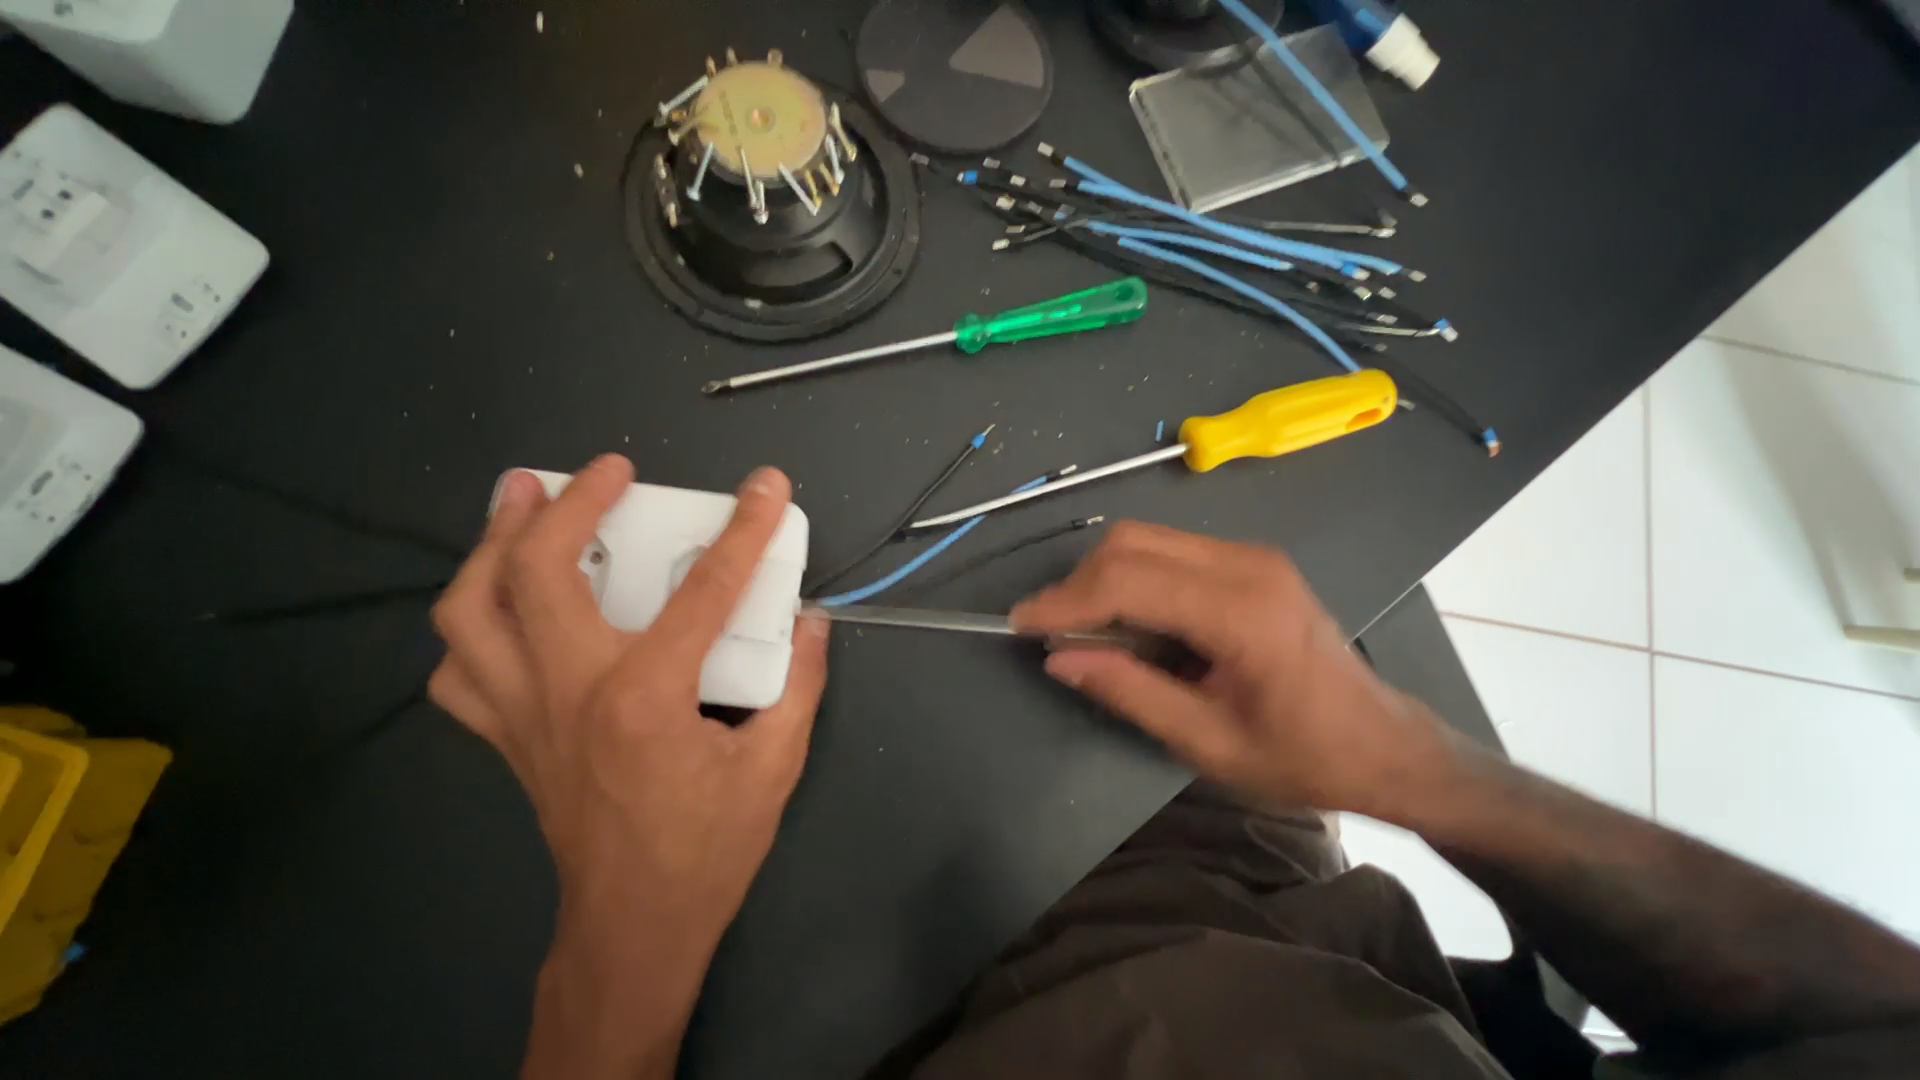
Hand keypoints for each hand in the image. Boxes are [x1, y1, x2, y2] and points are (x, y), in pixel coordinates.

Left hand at [428, 455, 828, 1077]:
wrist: (635, 924)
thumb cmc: (709, 848)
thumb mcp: (775, 764)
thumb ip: (798, 683)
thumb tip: (808, 620)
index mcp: (646, 696)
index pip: (703, 589)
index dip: (744, 528)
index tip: (765, 485)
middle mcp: (569, 691)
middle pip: (539, 571)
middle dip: (571, 503)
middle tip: (607, 470)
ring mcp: (523, 714)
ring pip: (470, 610)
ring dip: (491, 545)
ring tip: (522, 502)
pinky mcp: (504, 737)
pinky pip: (459, 670)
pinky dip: (472, 626)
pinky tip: (504, 608)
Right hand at [1012, 522, 1448, 818]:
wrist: (1385, 745)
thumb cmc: (1302, 757)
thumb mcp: (1207, 742)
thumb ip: (1129, 692)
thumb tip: (1058, 658)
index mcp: (1241, 612)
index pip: (1129, 580)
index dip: (1065, 600)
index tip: (1020, 626)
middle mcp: (1246, 564)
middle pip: (1131, 542)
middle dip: (1078, 583)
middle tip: (1052, 634)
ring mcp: (1252, 555)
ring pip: (1146, 539)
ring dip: (1103, 578)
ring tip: (1087, 633)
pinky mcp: (1251, 561)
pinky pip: (1170, 551)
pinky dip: (1134, 578)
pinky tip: (1132, 623)